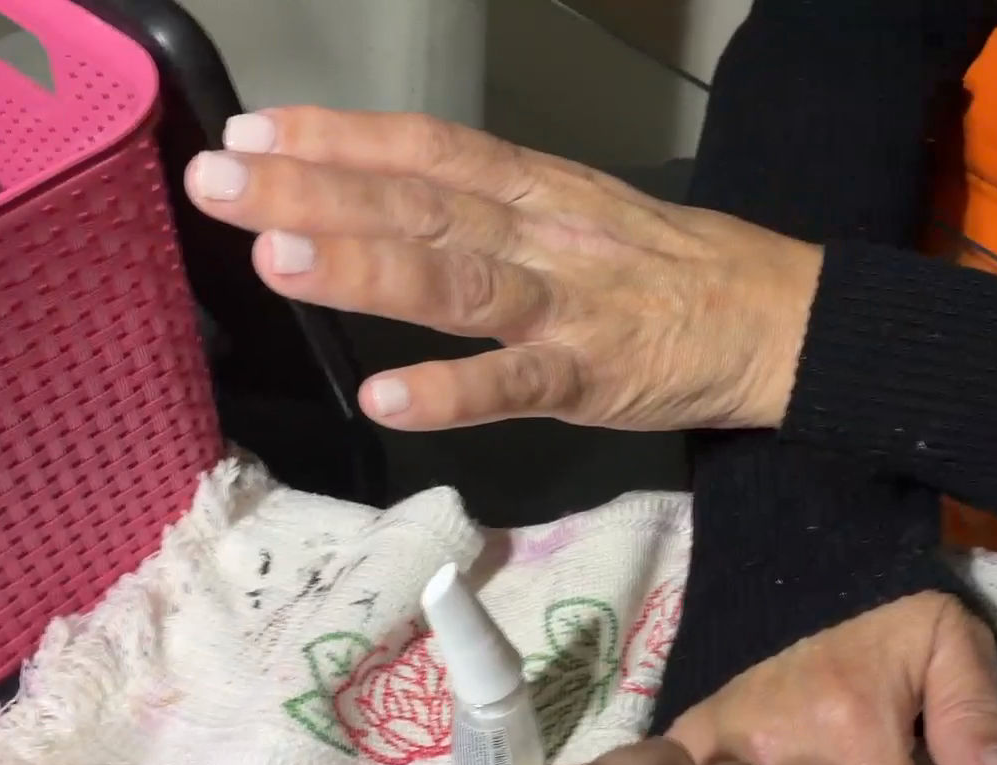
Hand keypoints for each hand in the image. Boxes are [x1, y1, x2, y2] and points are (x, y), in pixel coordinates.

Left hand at [183, 107, 819, 431]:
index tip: (260, 133)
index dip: (348, 139)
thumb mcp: (600, 217)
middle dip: (322, 192)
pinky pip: (520, 384)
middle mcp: (549, 238)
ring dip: (370, 270)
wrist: (777, 320)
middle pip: (429, 207)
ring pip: (463, 282)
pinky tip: (390, 398)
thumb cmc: (690, 272)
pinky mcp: (599, 378)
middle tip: (219, 184)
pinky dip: (457, 392)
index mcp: (550, 194)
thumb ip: (520, 213)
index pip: (437, 152)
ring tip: (278, 261)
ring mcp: (572, 310)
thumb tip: (436, 211)